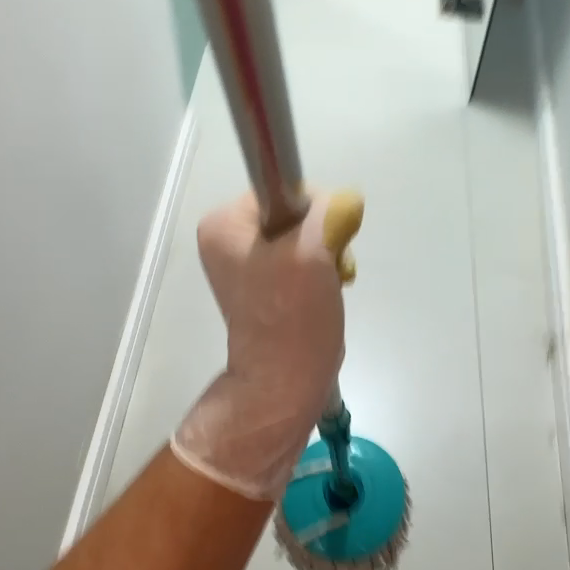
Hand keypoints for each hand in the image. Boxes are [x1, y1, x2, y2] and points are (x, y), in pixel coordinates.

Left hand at [171, 190, 361, 498]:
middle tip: (326, 270)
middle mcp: (228, 239)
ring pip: (306, 237)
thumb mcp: (313, 249)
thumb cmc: (292, 315)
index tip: (323, 244)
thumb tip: (346, 202)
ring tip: (328, 285)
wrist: (286, 380)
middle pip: (297, 214)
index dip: (315, 212)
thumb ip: (331, 211)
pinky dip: (322, 273)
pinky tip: (325, 292)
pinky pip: (303, 260)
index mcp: (223, 224)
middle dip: (323, 239)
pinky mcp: (267, 286)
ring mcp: (247, 264)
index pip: (285, 189)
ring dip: (326, 257)